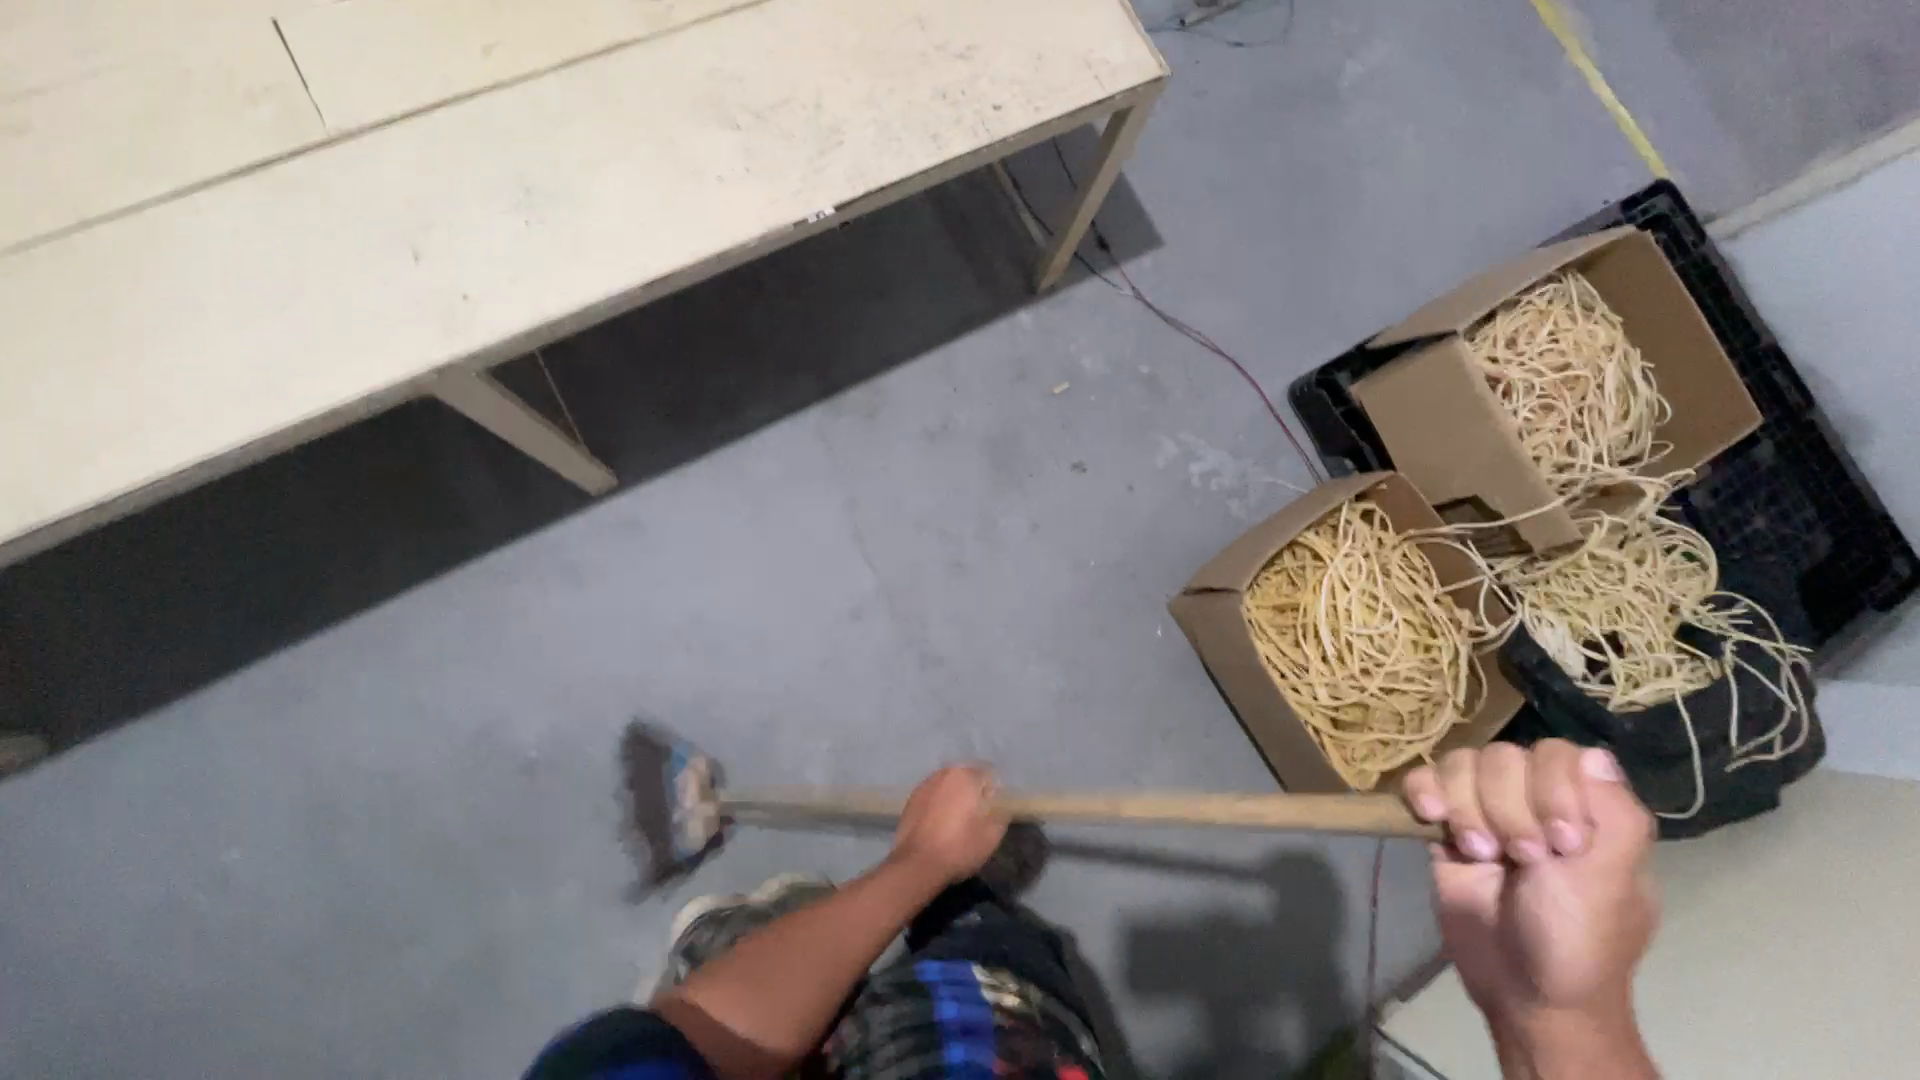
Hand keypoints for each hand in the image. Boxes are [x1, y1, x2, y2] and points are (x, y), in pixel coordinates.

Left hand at [890, 765, 1009, 884]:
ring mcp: (924, 785)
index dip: (995, 792)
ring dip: (955, 796)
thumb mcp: (991, 836)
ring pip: (947, 785)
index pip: (988, 775)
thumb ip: (1001, 814)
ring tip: (958, 819)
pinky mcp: (910, 800)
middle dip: (973, 791)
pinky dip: (939, 804)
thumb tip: (1000, 806)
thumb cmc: (958, 847)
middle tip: (978, 815)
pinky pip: (932, 796)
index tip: (995, 810)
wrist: (916, 865)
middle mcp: (943, 773)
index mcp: (965, 776)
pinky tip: (940, 822)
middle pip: (966, 777)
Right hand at [1403, 741, 1657, 1032]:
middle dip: (1507, 807)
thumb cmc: (1579, 939)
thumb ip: (1615, 815)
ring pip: (1460, 764)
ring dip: (1466, 807)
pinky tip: (1433, 822)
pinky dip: (1423, 793)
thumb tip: (1594, 754)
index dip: (1553, 788)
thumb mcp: (1613, 882)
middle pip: (1503, 756)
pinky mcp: (1442, 824)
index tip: (1564, 844)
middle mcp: (1533, 798)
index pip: (1559, 754)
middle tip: (1523, 859)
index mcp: (1586, 807)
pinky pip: (1421, 780)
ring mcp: (1483, 808)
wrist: (1524, 991)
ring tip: (1479, 853)